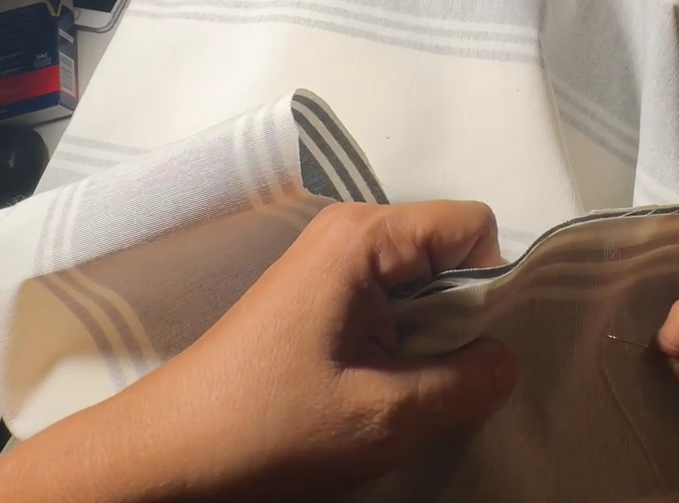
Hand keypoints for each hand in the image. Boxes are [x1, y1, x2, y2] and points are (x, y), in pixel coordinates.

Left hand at [0, 201, 518, 502]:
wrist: (169, 454)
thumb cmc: (267, 426)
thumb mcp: (379, 417)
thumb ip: (462, 383)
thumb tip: (509, 358)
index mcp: (366, 236)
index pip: (470, 224)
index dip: (489, 279)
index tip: (477, 342)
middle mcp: (351, 228)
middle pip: (445, 247)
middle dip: (461, 309)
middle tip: (446, 374)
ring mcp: (333, 255)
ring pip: (421, 275)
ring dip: (431, 329)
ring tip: (408, 383)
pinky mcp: (321, 285)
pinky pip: (391, 292)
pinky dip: (403, 333)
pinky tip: (381, 379)